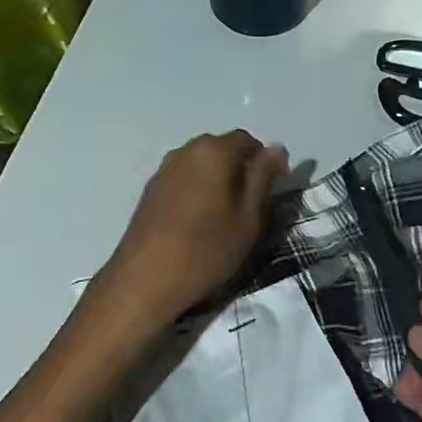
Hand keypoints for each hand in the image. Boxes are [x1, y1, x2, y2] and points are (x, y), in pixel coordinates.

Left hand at [91, 130, 286, 326]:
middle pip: (222, 149)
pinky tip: (201, 219)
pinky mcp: (151, 190)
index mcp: (213, 151)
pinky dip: (199, 189)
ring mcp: (164, 170)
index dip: (266, 160)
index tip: (276, 187)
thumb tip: (275, 148)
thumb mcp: (249, 216)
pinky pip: (184, 178)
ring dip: (219, 179)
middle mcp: (186, 151)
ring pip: (201, 164)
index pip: (248, 141)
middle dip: (242, 168)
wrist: (145, 280)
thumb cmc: (207, 249)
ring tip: (228, 212)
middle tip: (254, 202)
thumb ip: (263, 177)